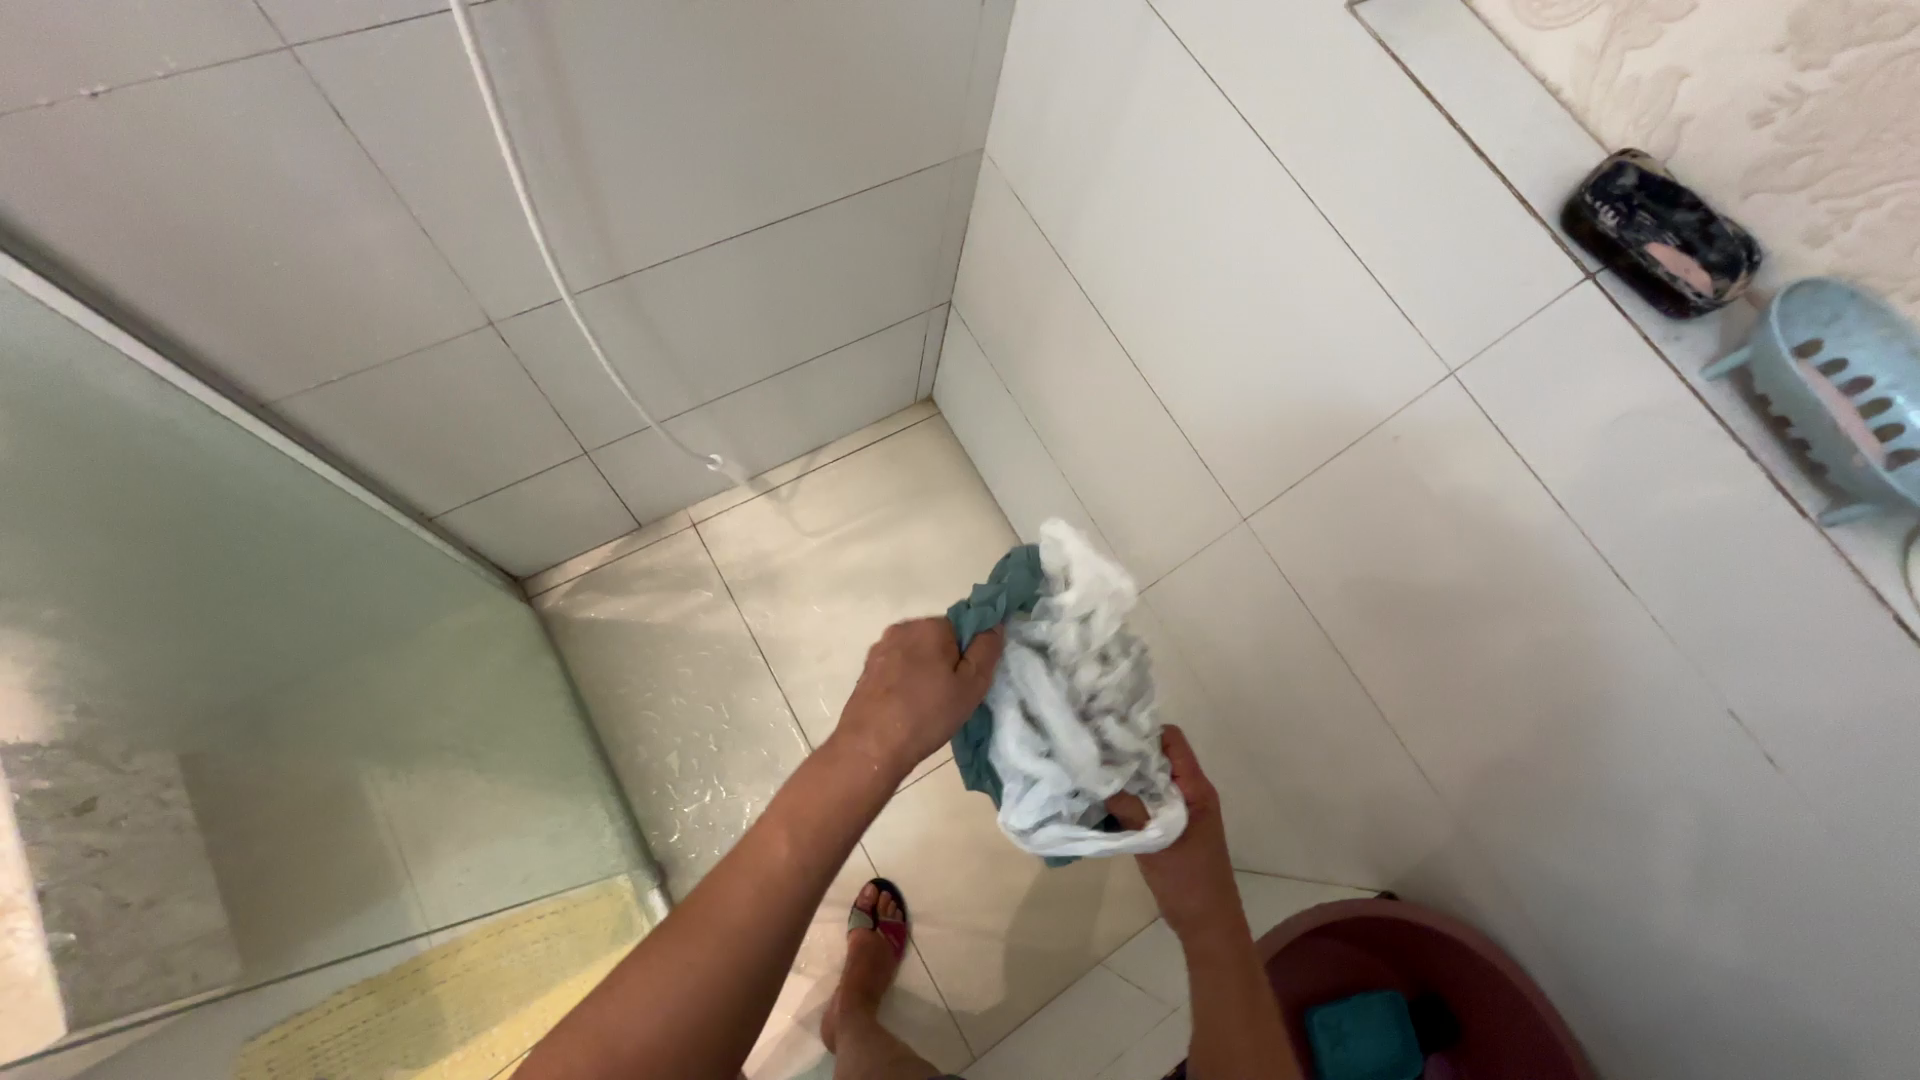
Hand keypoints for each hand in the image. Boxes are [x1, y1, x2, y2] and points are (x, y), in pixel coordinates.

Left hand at [833, 618, 1004, 781]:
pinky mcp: (866, 670)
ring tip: (926, 706)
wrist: (871, 746)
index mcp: (930, 626)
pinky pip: (896, 669)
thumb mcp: (971, 685)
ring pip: (915, 655)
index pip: (963, 627)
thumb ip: (987, 650)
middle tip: (951, 696)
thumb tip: (994, 623)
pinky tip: (906, 708)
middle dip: (946, 662)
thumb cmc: (927, 714)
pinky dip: (904, 682)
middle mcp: (902, 629)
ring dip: (924, 672)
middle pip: (937, 639)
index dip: (970, 654)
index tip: (968, 681)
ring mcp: (879, 649)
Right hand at [1108, 726, 1241, 940]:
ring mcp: (1180, 810)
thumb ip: (1130, 809)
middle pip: (1159, 756)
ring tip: (1092, 769)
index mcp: (1196, 790)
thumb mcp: (1156, 844)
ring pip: (1151, 779)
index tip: (1110, 731)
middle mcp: (1190, 792)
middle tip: (1093, 748)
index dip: (1144, 731)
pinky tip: (1101, 798)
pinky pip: (1147, 800)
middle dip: (1128, 751)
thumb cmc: (1189, 883)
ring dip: (1126, 775)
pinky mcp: (1169, 826)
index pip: (1173, 741)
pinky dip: (1128, 796)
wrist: (1208, 925)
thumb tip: (1098, 776)